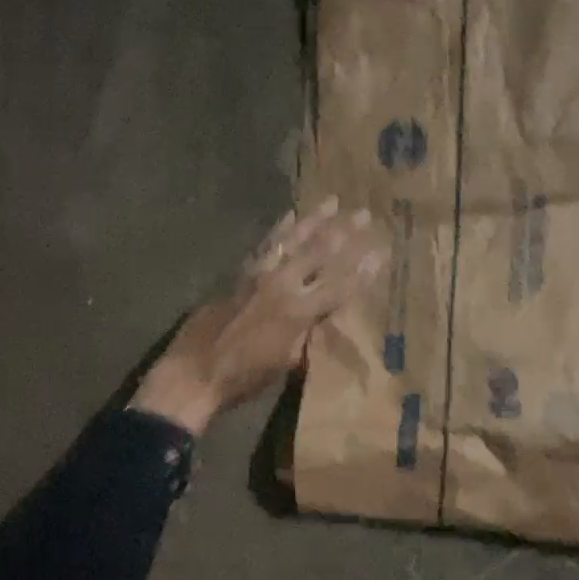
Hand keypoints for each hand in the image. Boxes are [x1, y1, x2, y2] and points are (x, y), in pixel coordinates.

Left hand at [130, 198, 388, 434]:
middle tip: (364, 212)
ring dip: (313, 220)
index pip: (340, 286)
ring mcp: (259, 276)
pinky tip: (288, 217)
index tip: (381, 251)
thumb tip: (321, 318)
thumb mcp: (287, 363)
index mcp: (299, 312)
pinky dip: (278, 230)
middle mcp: (283, 285)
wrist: (196, 371)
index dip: (363, 270)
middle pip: (319, 252)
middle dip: (344, 232)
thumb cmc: (245, 378)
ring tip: (330, 201)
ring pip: (291, 240)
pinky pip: (264, 245)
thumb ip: (306, 335)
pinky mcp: (241, 275)